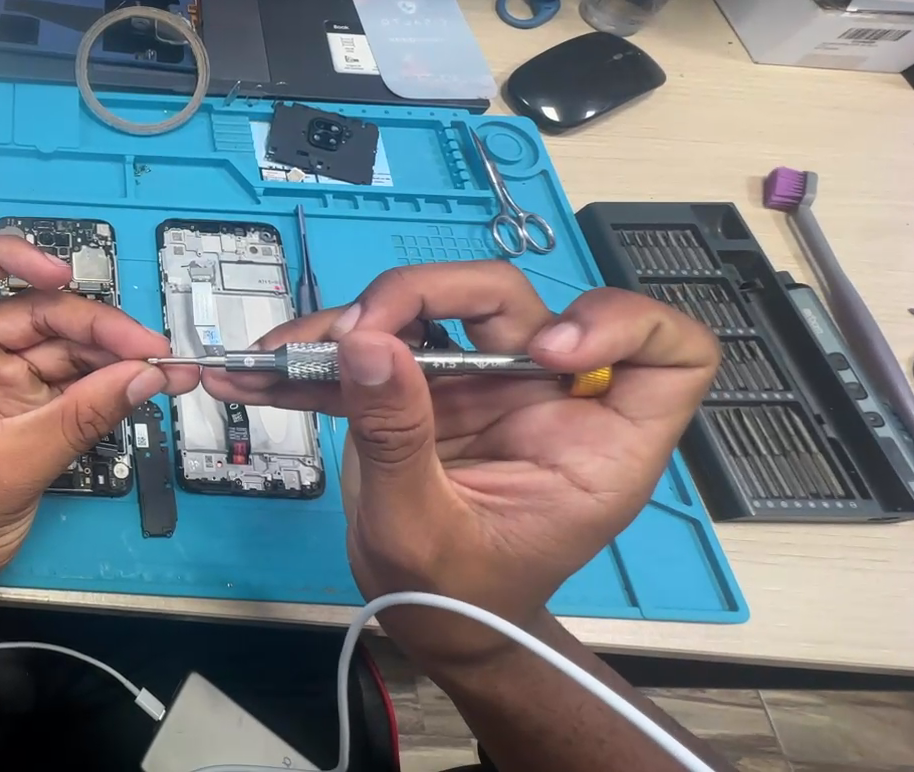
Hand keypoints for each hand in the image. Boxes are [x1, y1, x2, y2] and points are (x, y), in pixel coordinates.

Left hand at [0, 236, 196, 641]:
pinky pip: (70, 377)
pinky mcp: (24, 402)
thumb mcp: (11, 461)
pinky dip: (107, 379)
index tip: (60, 275)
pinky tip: (143, 382)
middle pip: (32, 310)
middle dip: (92, 326)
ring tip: (162, 365)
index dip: (8, 256)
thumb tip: (144, 375)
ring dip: (111, 352)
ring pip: (59, 342)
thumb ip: (80, 416)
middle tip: (148, 347)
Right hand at [202, 260, 716, 667]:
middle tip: (352, 332)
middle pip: (499, 301)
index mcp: (587, 439)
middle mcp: (532, 396)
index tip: (541, 349)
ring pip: (416, 314)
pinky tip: (248, 375)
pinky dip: (305, 364)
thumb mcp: (422, 526)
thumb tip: (365, 340)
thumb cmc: (454, 594)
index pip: (664, 353)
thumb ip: (397, 435)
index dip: (617, 323)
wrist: (421, 616)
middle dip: (417, 297)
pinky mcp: (411, 391)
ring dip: (337, 328)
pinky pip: (362, 356)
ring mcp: (467, 387)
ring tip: (268, 359)